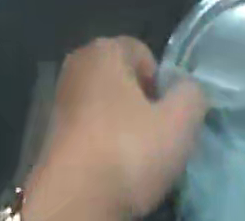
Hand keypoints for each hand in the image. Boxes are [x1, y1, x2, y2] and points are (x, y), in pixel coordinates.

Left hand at [23, 37, 207, 220]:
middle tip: (154, 137)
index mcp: (104, 48)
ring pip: (106, 99)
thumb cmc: (127, 150)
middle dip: (142, 102)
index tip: (165, 117)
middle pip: (124, 76)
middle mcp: (79, 59)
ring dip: (122, 121)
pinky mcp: (53, 122)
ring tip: (133, 155)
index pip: (144, 54)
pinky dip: (102, 136)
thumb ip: (192, 95)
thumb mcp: (178, 124)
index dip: (162, 85)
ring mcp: (62, 90)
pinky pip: (89, 120)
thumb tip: (189, 87)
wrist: (74, 197)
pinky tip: (110, 164)